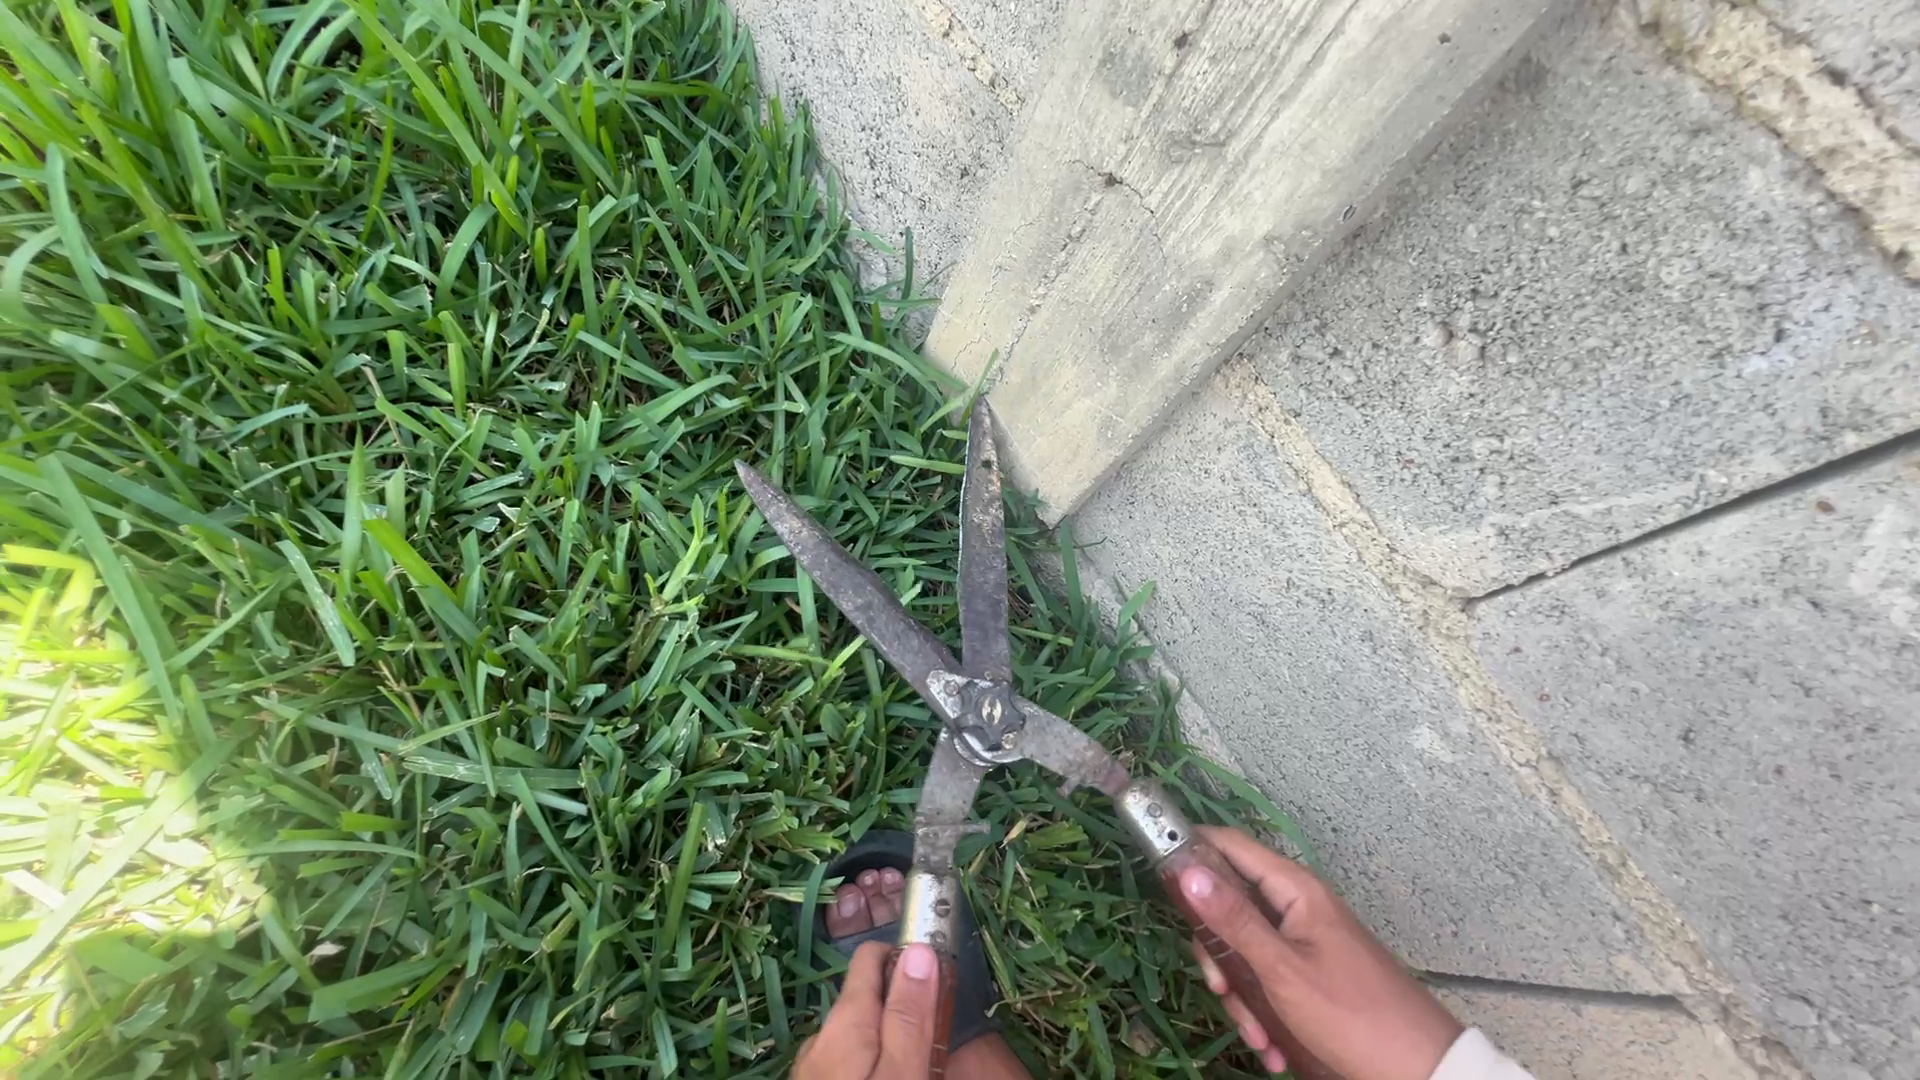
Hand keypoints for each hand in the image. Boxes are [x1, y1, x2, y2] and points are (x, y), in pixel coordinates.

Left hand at [791, 941, 944, 1079]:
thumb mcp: (899, 1071)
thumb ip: (909, 1015)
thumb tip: (919, 949)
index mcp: (845, 1017)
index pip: (872, 955)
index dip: (908, 958)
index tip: (941, 981)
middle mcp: (824, 1033)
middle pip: (870, 996)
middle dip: (905, 1004)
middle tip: (941, 1035)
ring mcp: (814, 1065)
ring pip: (861, 1031)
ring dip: (892, 1036)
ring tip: (925, 1062)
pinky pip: (850, 1061)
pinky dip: (874, 1062)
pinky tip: (892, 1076)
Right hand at [1182, 826, 1462, 1079]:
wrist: (1426, 1076)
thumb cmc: (1352, 1016)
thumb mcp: (1282, 970)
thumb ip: (1232, 919)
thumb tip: (1185, 869)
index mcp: (1293, 889)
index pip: (1229, 844)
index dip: (1191, 848)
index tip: (1157, 872)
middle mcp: (1296, 905)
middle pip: (1229, 904)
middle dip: (1217, 951)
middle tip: (1218, 986)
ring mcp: (1303, 940)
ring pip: (1244, 947)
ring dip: (1240, 992)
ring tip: (1255, 1036)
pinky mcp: (1309, 973)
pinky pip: (1267, 976)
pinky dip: (1263, 1009)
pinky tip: (1271, 1046)